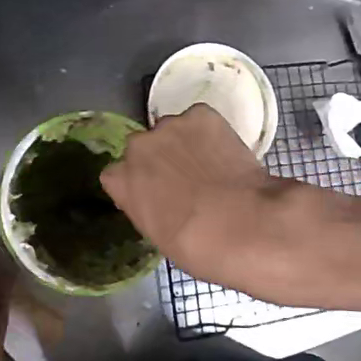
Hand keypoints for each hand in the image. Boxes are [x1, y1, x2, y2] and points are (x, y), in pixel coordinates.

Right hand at [102, 104, 344, 307]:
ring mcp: (170, 126)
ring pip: (173, 130)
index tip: (157, 193)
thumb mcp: (157, 234)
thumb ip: (148, 206)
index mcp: (119, 179)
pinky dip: (211, 132)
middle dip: (160, 159)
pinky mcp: (201, 114)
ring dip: (185, 143)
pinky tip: (226, 152)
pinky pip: (201, 119)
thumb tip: (161, 200)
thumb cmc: (197, 246)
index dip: (140, 182)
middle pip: (143, 146)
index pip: (118, 174)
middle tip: (186, 179)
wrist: (242, 224)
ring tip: (211, 165)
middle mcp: (138, 146)